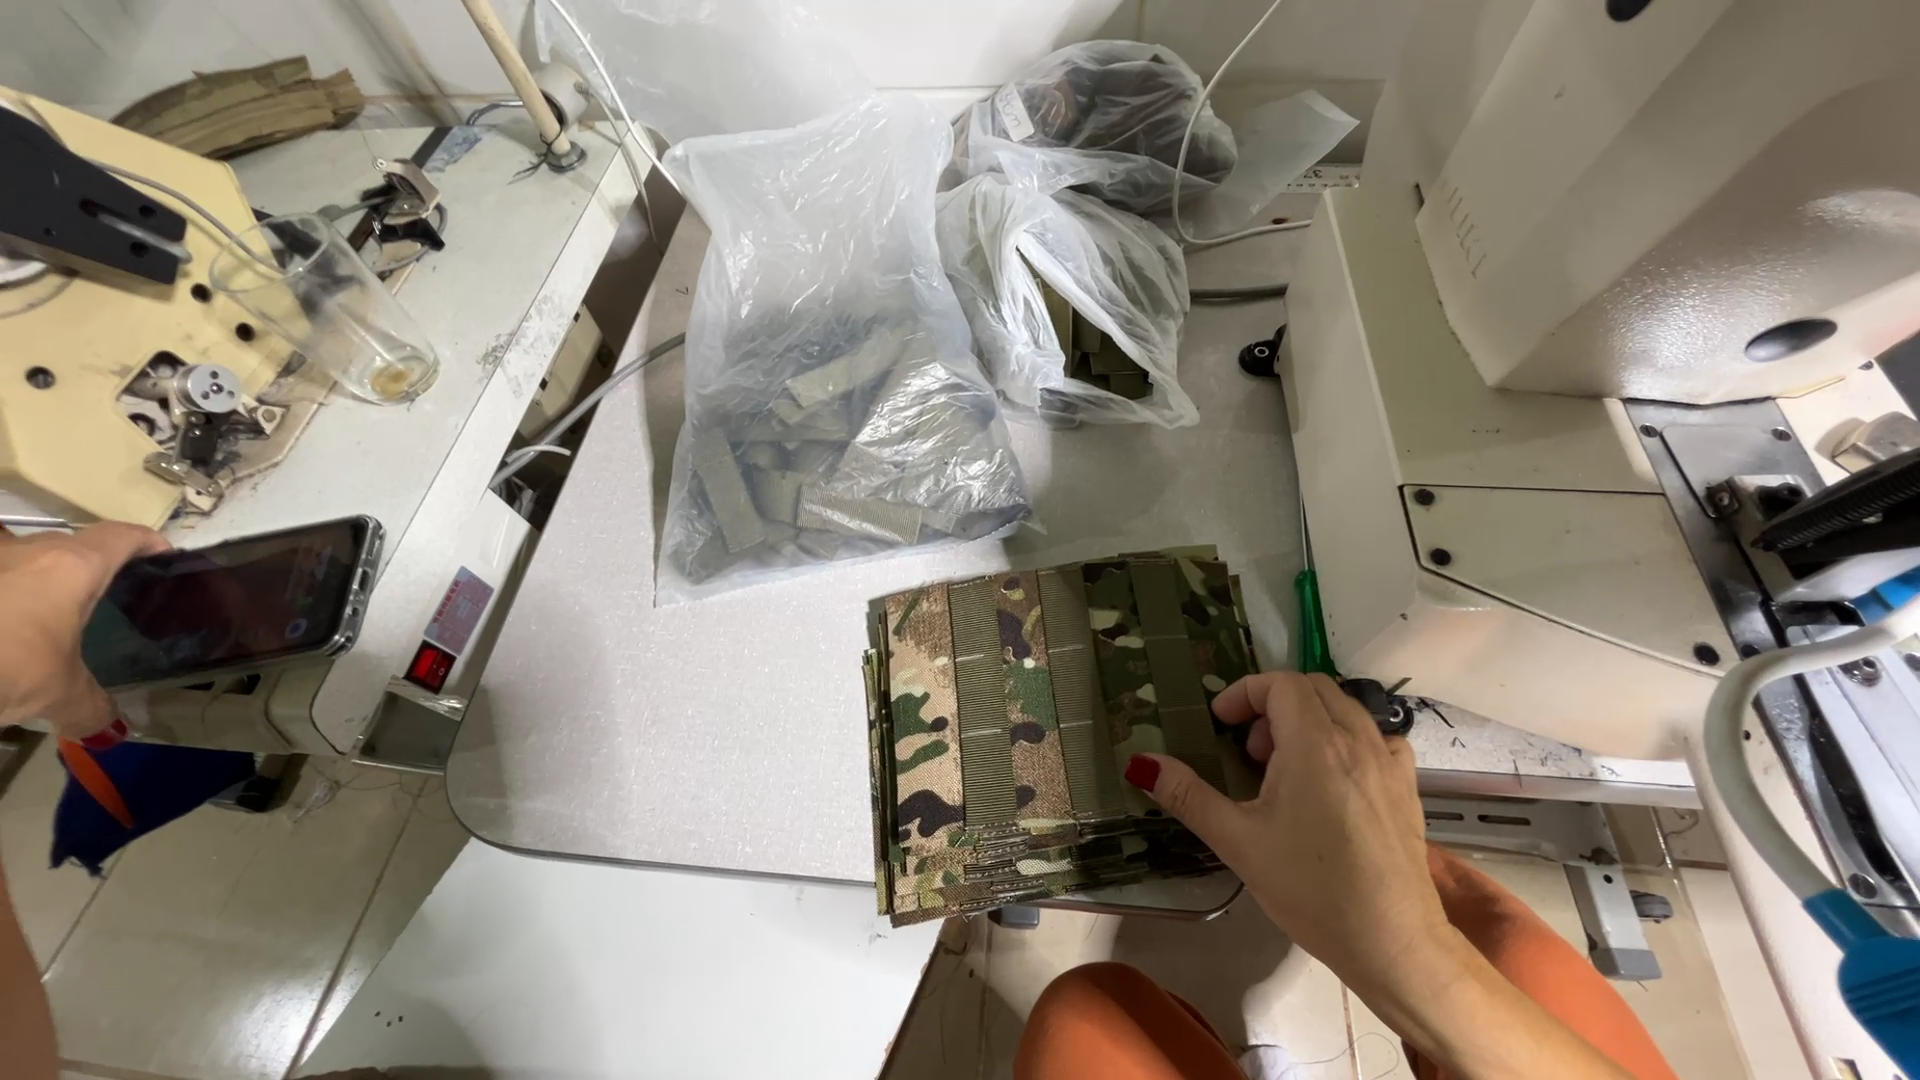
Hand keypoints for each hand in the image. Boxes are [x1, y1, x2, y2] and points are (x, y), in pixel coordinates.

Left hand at [0, 523, 169, 738]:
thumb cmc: (0, 667)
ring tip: (24, 615)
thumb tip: (110, 729)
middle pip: (61, 545)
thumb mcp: (53, 694)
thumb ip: (90, 706)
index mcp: (70, 567)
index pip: (122, 536)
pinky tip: (0, 623)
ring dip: (20, 579)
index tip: (158, 556)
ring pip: (8, 560)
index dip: (145, 542)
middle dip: (76, 567)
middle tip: (85, 601)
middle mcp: (19, 552)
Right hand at [1124, 672, 1445, 995]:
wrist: (1393, 943)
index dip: (1243, 694)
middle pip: (1312, 688)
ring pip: (1345, 708)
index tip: (1220, 724)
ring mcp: (1389, 762)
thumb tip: (1140, 763)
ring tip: (1285, 765)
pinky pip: (1376, 737)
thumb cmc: (1310, 888)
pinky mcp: (1407, 788)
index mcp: (1314, 744)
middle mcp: (1357, 740)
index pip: (1280, 684)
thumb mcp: (1238, 841)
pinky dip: (1346, 739)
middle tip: (1249, 749)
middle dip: (1272, 704)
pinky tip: (1332, 778)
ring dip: (1308, 718)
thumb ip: (1188, 795)